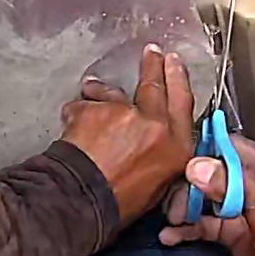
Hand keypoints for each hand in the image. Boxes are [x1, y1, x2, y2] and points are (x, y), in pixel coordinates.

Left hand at [61, 44, 194, 225]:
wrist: (83, 203)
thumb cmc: (119, 205)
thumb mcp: (156, 187)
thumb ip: (160, 158)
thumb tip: (153, 146)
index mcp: (177, 148)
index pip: (183, 105)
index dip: (178, 80)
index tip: (174, 62)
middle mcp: (156, 125)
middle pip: (155, 87)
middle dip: (153, 66)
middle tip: (152, 51)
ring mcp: (125, 114)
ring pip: (114, 93)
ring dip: (103, 90)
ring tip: (92, 86)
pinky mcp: (96, 110)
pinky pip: (85, 104)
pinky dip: (78, 110)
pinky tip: (71, 120)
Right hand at [159, 139, 254, 255]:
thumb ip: (238, 189)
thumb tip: (197, 165)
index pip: (231, 148)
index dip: (204, 154)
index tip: (179, 168)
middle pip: (211, 172)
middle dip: (189, 186)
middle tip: (176, 207)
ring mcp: (242, 210)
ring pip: (204, 197)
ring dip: (184, 207)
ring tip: (173, 223)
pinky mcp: (232, 232)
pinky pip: (203, 223)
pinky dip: (186, 228)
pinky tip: (171, 236)